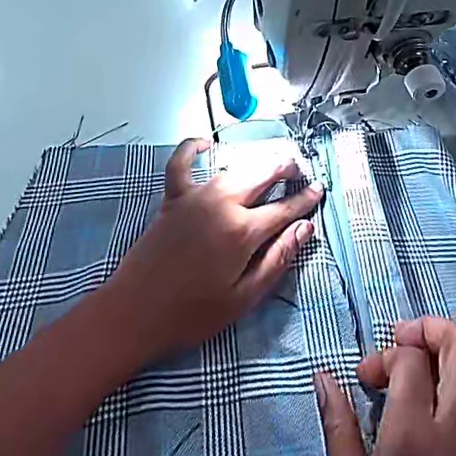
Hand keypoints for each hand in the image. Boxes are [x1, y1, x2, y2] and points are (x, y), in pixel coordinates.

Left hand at [99, 137, 321, 363]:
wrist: (137, 309)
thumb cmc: (193, 313)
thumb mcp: (244, 297)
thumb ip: (277, 259)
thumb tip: (304, 229)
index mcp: (242, 231)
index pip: (284, 209)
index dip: (304, 200)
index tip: (318, 189)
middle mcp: (221, 203)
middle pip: (260, 177)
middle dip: (283, 169)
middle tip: (299, 168)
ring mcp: (194, 196)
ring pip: (231, 171)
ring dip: (253, 164)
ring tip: (271, 164)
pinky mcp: (172, 197)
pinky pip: (181, 163)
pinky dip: (192, 148)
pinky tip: (204, 143)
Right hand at [316, 316, 455, 455]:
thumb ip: (340, 429)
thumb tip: (324, 377)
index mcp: (417, 436)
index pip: (411, 358)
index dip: (384, 354)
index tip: (366, 378)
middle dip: (430, 329)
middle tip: (399, 342)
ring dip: (444, 356)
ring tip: (410, 375)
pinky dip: (455, 384)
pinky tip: (427, 406)